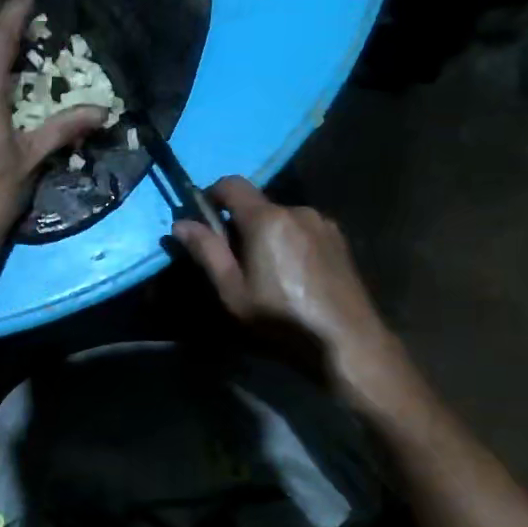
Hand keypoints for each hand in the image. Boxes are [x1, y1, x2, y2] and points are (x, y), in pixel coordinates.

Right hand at [171, 177, 387, 353]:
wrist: (346, 342)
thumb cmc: (280, 318)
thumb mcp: (232, 290)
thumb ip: (207, 251)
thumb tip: (181, 224)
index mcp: (267, 219)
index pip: (232, 184)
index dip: (211, 195)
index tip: (203, 221)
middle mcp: (298, 211)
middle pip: (257, 205)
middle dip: (239, 225)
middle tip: (233, 263)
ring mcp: (323, 224)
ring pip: (281, 219)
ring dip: (266, 235)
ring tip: (266, 274)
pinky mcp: (339, 240)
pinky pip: (302, 230)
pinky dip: (289, 243)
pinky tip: (292, 277)